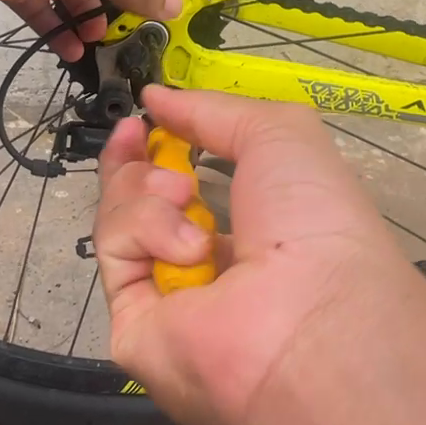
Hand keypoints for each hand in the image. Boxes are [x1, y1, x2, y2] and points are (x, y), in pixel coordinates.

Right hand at [92, 86, 421, 424]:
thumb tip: (155, 97)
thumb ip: (213, 111)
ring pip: (119, 218)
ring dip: (146, 190)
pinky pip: (113, 252)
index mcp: (245, 237)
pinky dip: (142, 230)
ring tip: (183, 195)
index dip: (156, 149)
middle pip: (137, 201)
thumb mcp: (280, 135)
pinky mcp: (131, 327)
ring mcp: (164, 301)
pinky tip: (183, 242)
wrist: (311, 317)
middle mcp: (202, 271)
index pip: (180, 190)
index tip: (141, 121)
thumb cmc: (312, 220)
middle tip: (134, 135)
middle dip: (132, 161)